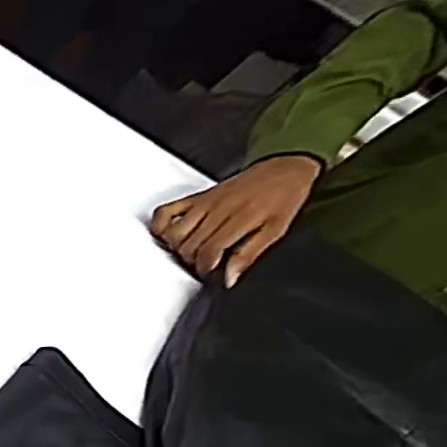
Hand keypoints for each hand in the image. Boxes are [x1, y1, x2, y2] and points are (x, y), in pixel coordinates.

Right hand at [149, 155, 321, 285]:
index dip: (206, 267)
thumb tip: (229, 278)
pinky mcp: (195, 197)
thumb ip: (250, 255)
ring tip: (191, 250)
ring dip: (178, 247)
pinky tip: (170, 234)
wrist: (286, 168)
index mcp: (241, 218)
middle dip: (193, 260)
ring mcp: (204, 203)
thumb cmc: (284, 199)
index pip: (209, 251)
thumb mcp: (277, 230)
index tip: (210, 272)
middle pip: (189, 246)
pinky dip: (160, 226)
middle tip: (204, 261)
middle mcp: (218, 210)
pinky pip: (164, 212)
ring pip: (174, 234)